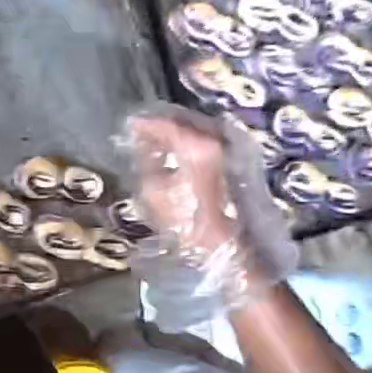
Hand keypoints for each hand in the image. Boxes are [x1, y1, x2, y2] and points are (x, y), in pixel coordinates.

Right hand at [119, 106, 296, 324]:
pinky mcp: (241, 163)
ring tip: (159, 142)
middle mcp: (219, 142)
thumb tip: (144, 148)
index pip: (167, 125)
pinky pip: (211, 142)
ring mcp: (234, 151)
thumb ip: (147, 165)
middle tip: (142, 131)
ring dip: (179, 133)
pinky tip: (180, 154)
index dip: (146, 124)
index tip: (130, 126)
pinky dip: (193, 143)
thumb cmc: (188, 226)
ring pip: (200, 130)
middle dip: (164, 125)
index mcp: (197, 148)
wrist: (231, 250)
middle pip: (186, 122)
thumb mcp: (155, 195)